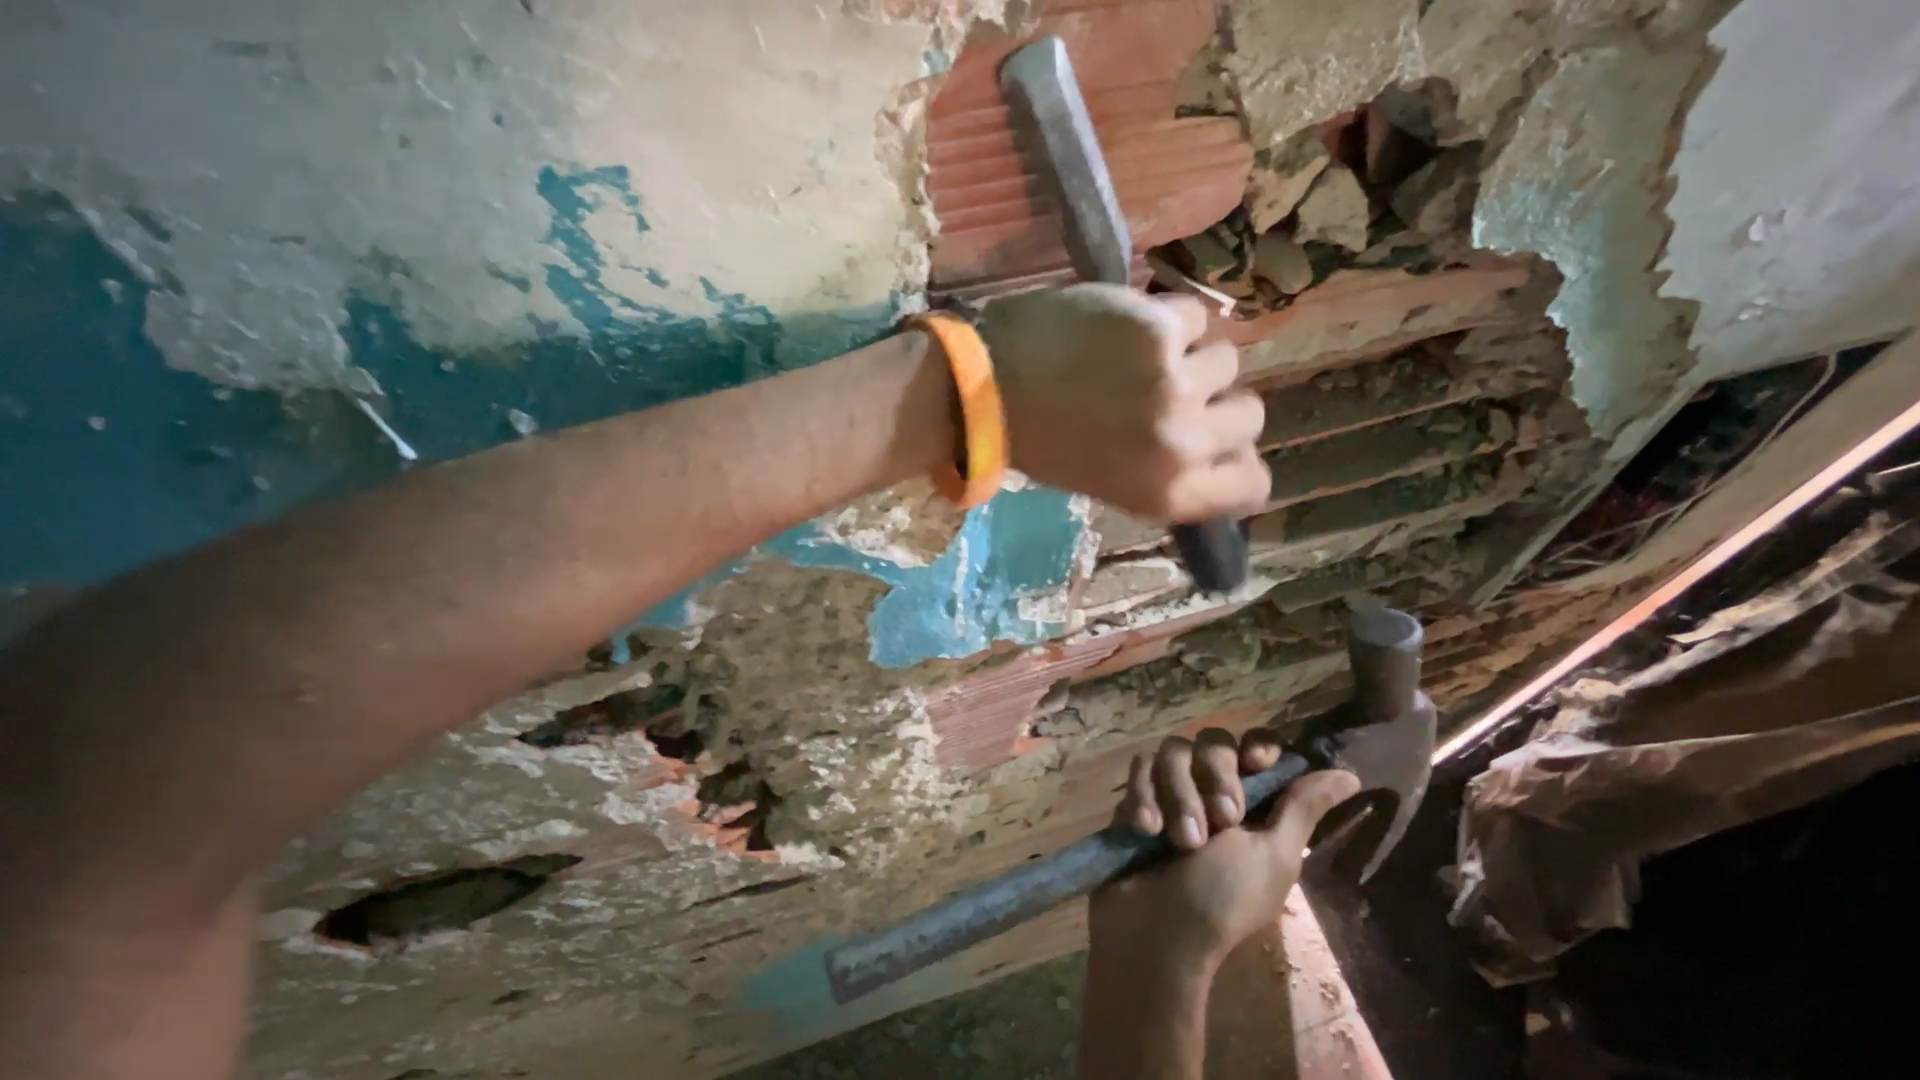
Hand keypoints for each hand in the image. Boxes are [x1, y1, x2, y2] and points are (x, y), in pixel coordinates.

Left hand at [979, 286, 1268, 522]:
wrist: (984, 391)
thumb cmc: (1043, 443)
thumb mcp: (1112, 483)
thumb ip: (1171, 472)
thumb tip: (1219, 446)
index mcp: (1169, 494)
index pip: (1254, 483)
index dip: (1240, 458)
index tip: (1220, 442)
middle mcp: (1182, 445)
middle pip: (1250, 414)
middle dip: (1216, 400)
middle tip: (1173, 388)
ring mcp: (1175, 384)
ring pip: (1227, 360)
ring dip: (1191, 355)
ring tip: (1141, 355)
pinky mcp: (1159, 329)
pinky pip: (1195, 315)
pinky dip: (1165, 317)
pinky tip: (1126, 327)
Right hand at [1091, 729, 1359, 971]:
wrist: (1155, 934)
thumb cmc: (1223, 899)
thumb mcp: (1273, 856)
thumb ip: (1303, 808)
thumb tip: (1351, 777)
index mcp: (1255, 803)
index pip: (1258, 745)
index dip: (1258, 746)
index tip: (1256, 764)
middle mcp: (1212, 789)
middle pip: (1213, 741)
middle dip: (1215, 777)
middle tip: (1220, 822)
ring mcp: (1171, 791)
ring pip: (1172, 751)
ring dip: (1178, 794)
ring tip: (1177, 840)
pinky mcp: (1137, 798)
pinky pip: (1139, 768)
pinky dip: (1143, 797)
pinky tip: (1146, 829)